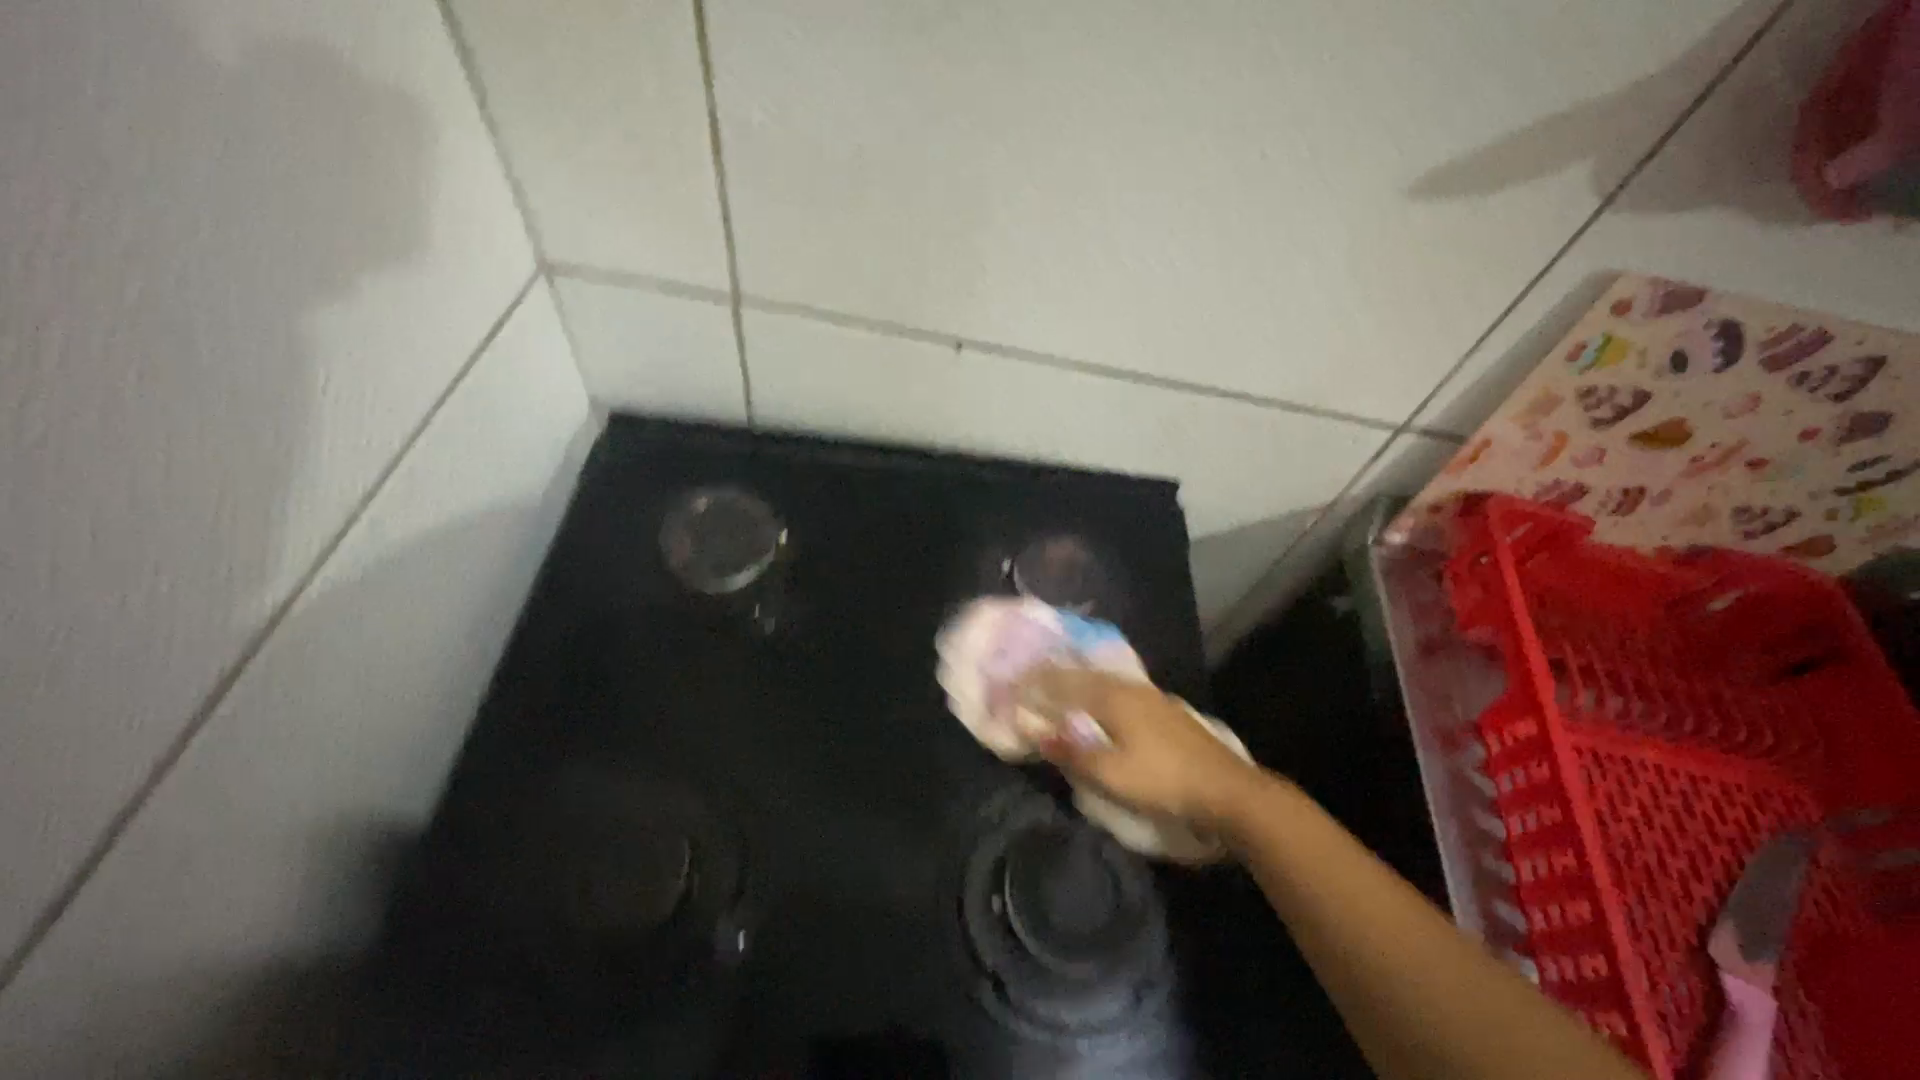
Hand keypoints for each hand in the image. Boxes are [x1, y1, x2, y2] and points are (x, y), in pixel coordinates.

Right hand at [1020, 666, 1269, 827]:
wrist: (1226, 791)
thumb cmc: (1163, 781)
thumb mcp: (1110, 774)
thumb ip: (1072, 751)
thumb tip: (1034, 731)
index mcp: (1112, 697)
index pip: (1064, 682)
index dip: (1036, 684)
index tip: (1011, 685)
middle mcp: (1130, 688)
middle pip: (1084, 677)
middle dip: (1055, 679)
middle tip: (1029, 684)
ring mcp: (1152, 698)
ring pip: (1104, 684)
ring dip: (1078, 686)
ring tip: (1059, 693)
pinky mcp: (1166, 713)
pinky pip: (1120, 695)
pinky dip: (1099, 697)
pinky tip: (1100, 708)